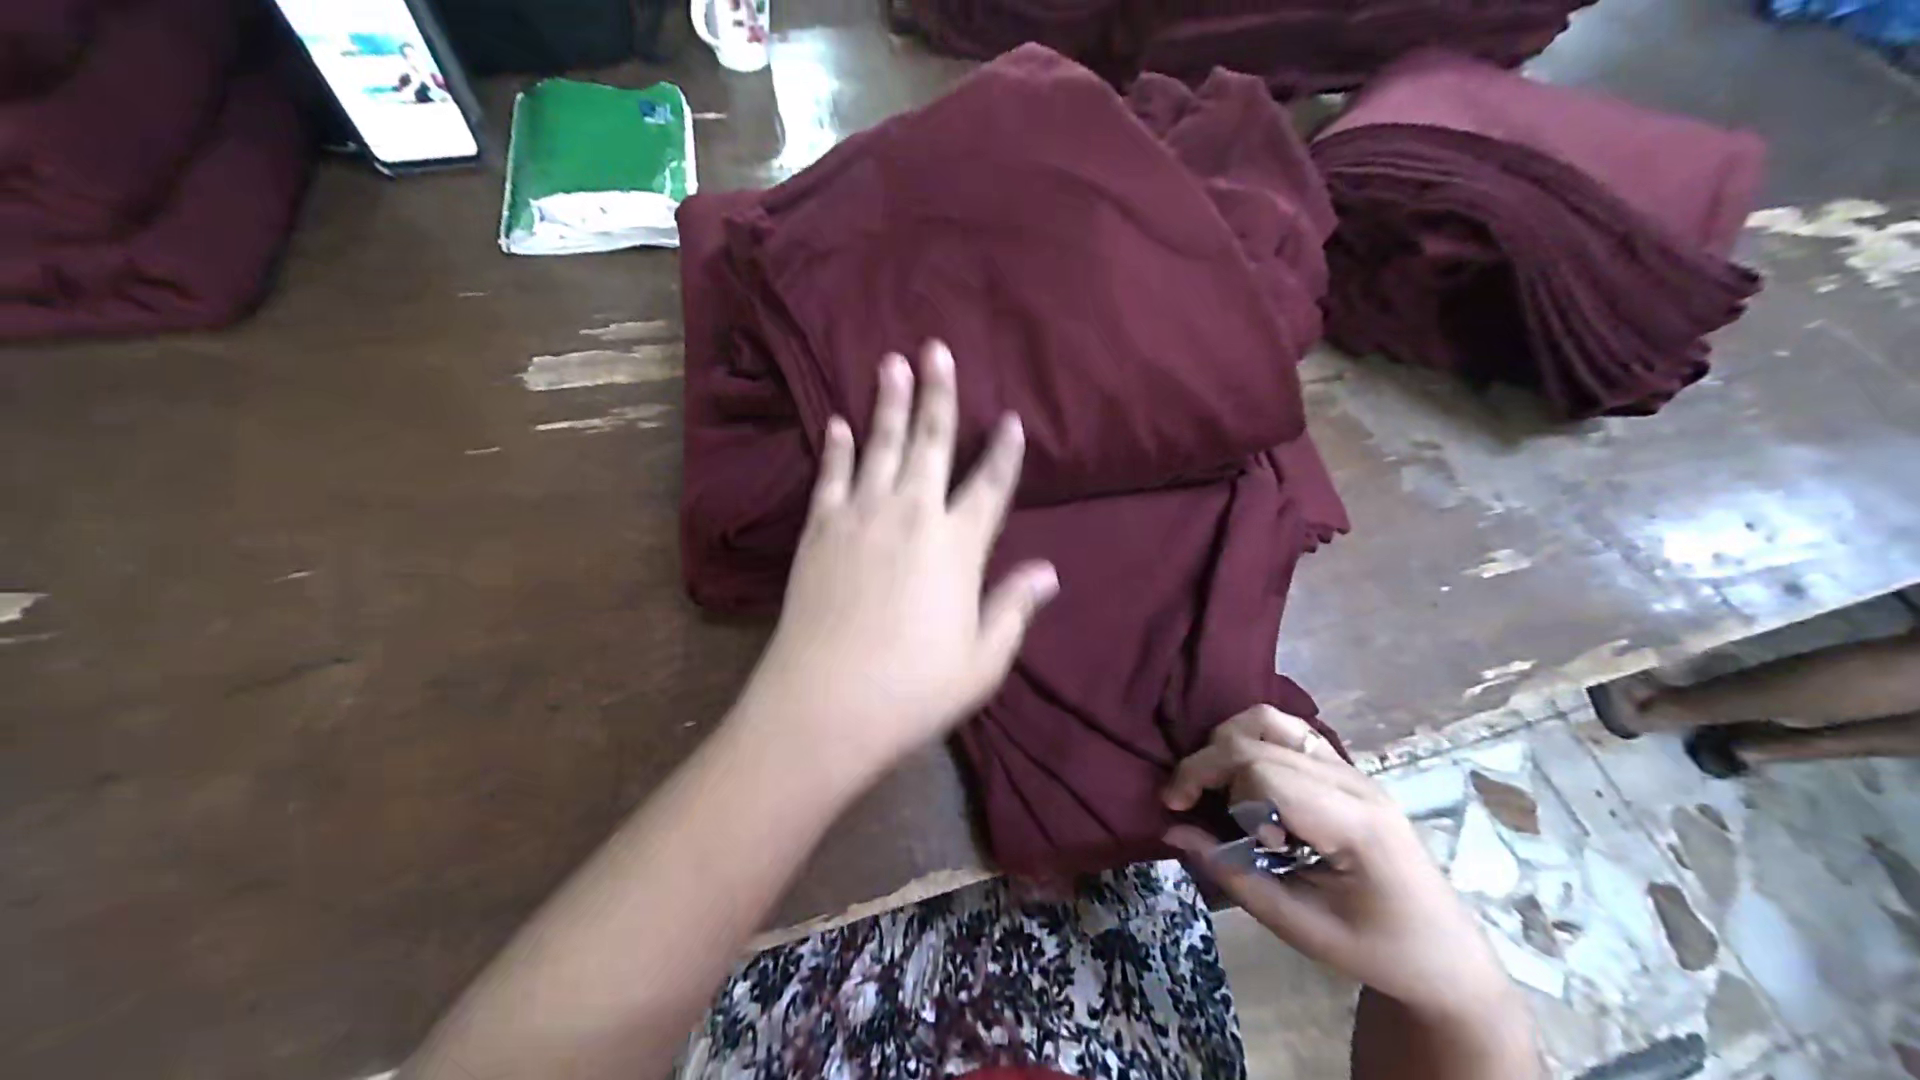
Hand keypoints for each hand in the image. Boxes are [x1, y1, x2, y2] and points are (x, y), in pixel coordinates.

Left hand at [730, 340, 1058, 784]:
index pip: (991, 486)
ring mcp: (860, 518)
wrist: (825, 705)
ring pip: (879, 447)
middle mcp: (911, 516)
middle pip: (931, 444)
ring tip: (891, 362)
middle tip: (937, 349)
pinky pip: (830, 478)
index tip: (1012, 420)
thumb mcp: (982, 659)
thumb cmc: (914, 689)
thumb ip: (1014, 607)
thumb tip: (1050, 572)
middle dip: (938, 395)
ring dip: (888, 404)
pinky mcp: (819, 532)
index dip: (1005, 453)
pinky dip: (836, 449)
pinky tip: (838, 423)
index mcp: (958, 547)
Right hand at [1162, 706, 1514, 1019]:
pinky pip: (1287, 731)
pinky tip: (1242, 776)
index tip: (1180, 813)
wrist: (1445, 955)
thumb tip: (1172, 830)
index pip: (1261, 770)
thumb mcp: (1299, 926)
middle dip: (1205, 763)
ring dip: (1227, 742)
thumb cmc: (1376, 950)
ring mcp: (1351, 769)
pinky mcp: (1345, 769)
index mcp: (1352, 821)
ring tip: (1213, 783)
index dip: (1206, 780)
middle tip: (1182, 801)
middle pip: (1257, 739)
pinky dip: (1251, 740)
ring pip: (1270, 720)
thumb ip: (1232, 873)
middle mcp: (1353, 780)